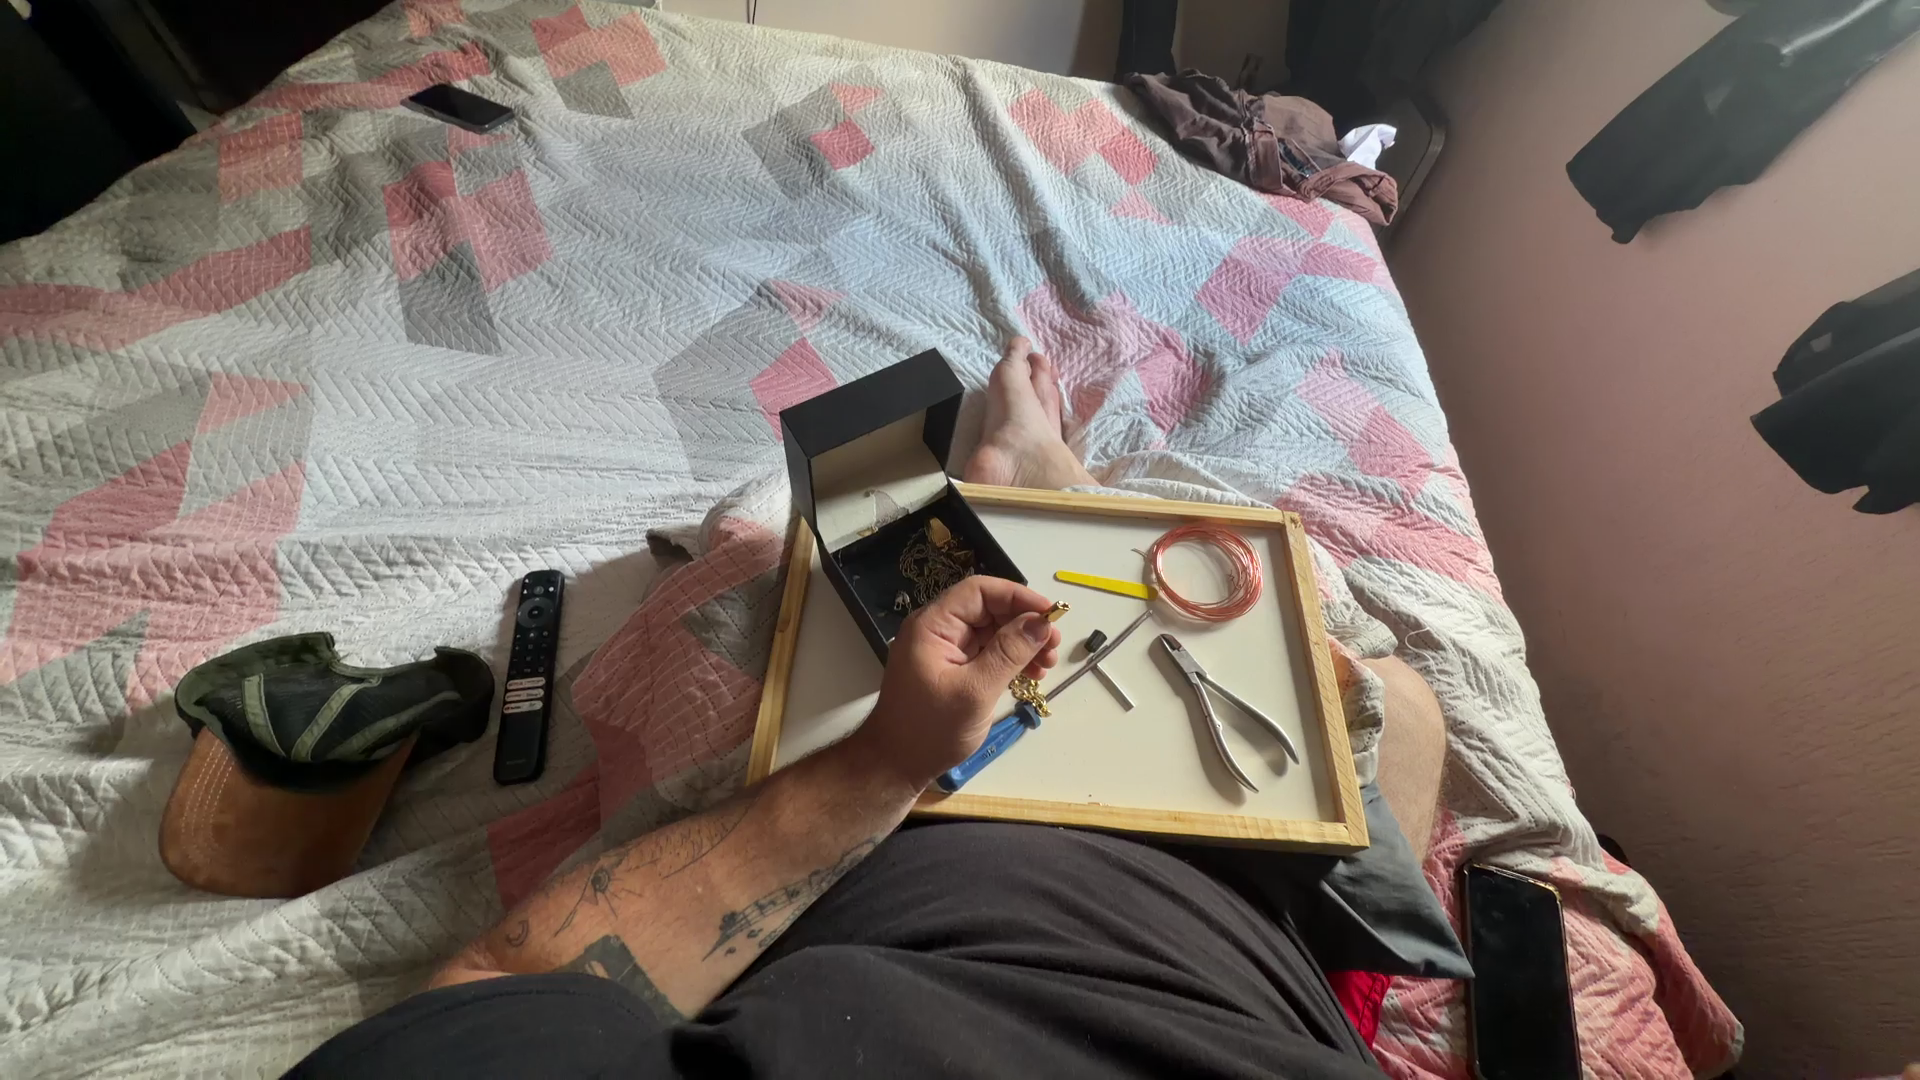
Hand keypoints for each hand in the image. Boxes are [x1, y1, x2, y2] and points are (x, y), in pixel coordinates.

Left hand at [845, 576, 1061, 790]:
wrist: (897, 766)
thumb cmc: (930, 730)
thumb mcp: (975, 691)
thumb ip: (1008, 653)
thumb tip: (1041, 623)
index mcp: (933, 625)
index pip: (979, 591)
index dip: (1017, 596)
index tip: (1050, 614)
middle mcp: (938, 629)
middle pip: (988, 609)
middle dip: (1024, 623)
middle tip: (1054, 644)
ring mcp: (945, 649)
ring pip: (991, 630)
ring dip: (1022, 643)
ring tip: (1047, 664)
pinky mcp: (953, 668)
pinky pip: (987, 651)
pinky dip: (1011, 659)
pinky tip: (1032, 674)